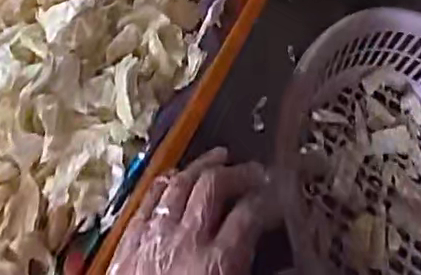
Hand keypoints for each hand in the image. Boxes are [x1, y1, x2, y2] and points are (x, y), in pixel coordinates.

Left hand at [108, 148, 278, 274]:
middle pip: (214, 186)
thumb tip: (293, 269)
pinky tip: (175, 178)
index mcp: (218, 265)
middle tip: (254, 172)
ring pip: (180, 184)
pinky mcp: (127, 246)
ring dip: (202, 167)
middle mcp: (186, 240)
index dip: (268, 200)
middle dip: (238, 173)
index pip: (250, 214)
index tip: (280, 196)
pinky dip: (165, 184)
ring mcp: (153, 238)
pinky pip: (147, 201)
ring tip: (220, 157)